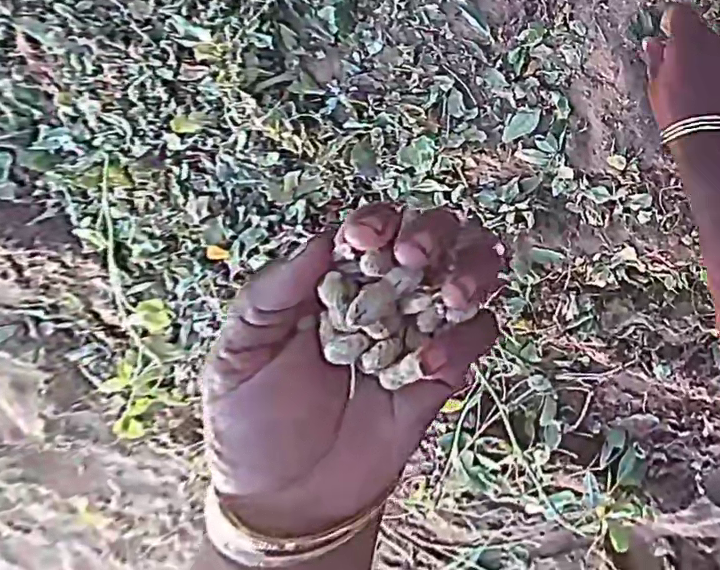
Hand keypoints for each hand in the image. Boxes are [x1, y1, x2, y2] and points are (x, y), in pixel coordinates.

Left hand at [201, 204, 504, 535]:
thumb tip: (319, 242)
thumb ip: (268, 296)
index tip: (365, 238)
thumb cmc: (258, 420)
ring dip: (473, 271)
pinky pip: (480, 332)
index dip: (379, 221)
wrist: (288, 498)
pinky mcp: (452, 360)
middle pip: (441, 232)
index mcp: (348, 275)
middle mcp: (398, 287)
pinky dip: (466, 338)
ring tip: (453, 297)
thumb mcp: (239, 356)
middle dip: (437, 232)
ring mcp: (429, 321)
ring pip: (477, 268)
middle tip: (416, 256)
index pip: (378, 226)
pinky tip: (432, 363)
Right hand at [642, 3, 719, 129]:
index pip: (680, 12)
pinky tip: (710, 87)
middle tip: (676, 58)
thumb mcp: (656, 83)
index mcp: (686, 39)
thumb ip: (656, 57)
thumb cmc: (675, 109)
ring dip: (705, 53)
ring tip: (693, 77)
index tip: (666, 30)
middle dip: (688, 38)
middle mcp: (712, 42)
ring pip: (715, 45)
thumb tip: (653, 42)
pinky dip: (718, 69)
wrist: (707, 136)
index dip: (671, 19)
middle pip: (699, 28)